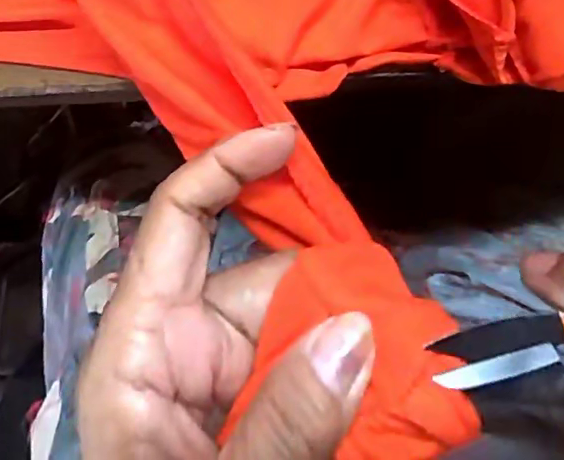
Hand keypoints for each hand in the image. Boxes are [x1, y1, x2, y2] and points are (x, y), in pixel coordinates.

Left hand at [78, 124, 374, 458]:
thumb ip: (282, 425)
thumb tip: (357, 332)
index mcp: (143, 345)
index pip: (178, 220)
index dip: (227, 165)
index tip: (286, 138)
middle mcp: (184, 346)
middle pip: (264, 279)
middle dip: (331, 283)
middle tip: (404, 310)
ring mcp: (224, 379)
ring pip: (300, 326)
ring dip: (357, 339)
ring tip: (420, 363)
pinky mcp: (258, 412)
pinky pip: (314, 372)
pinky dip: (355, 377)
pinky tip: (402, 391)